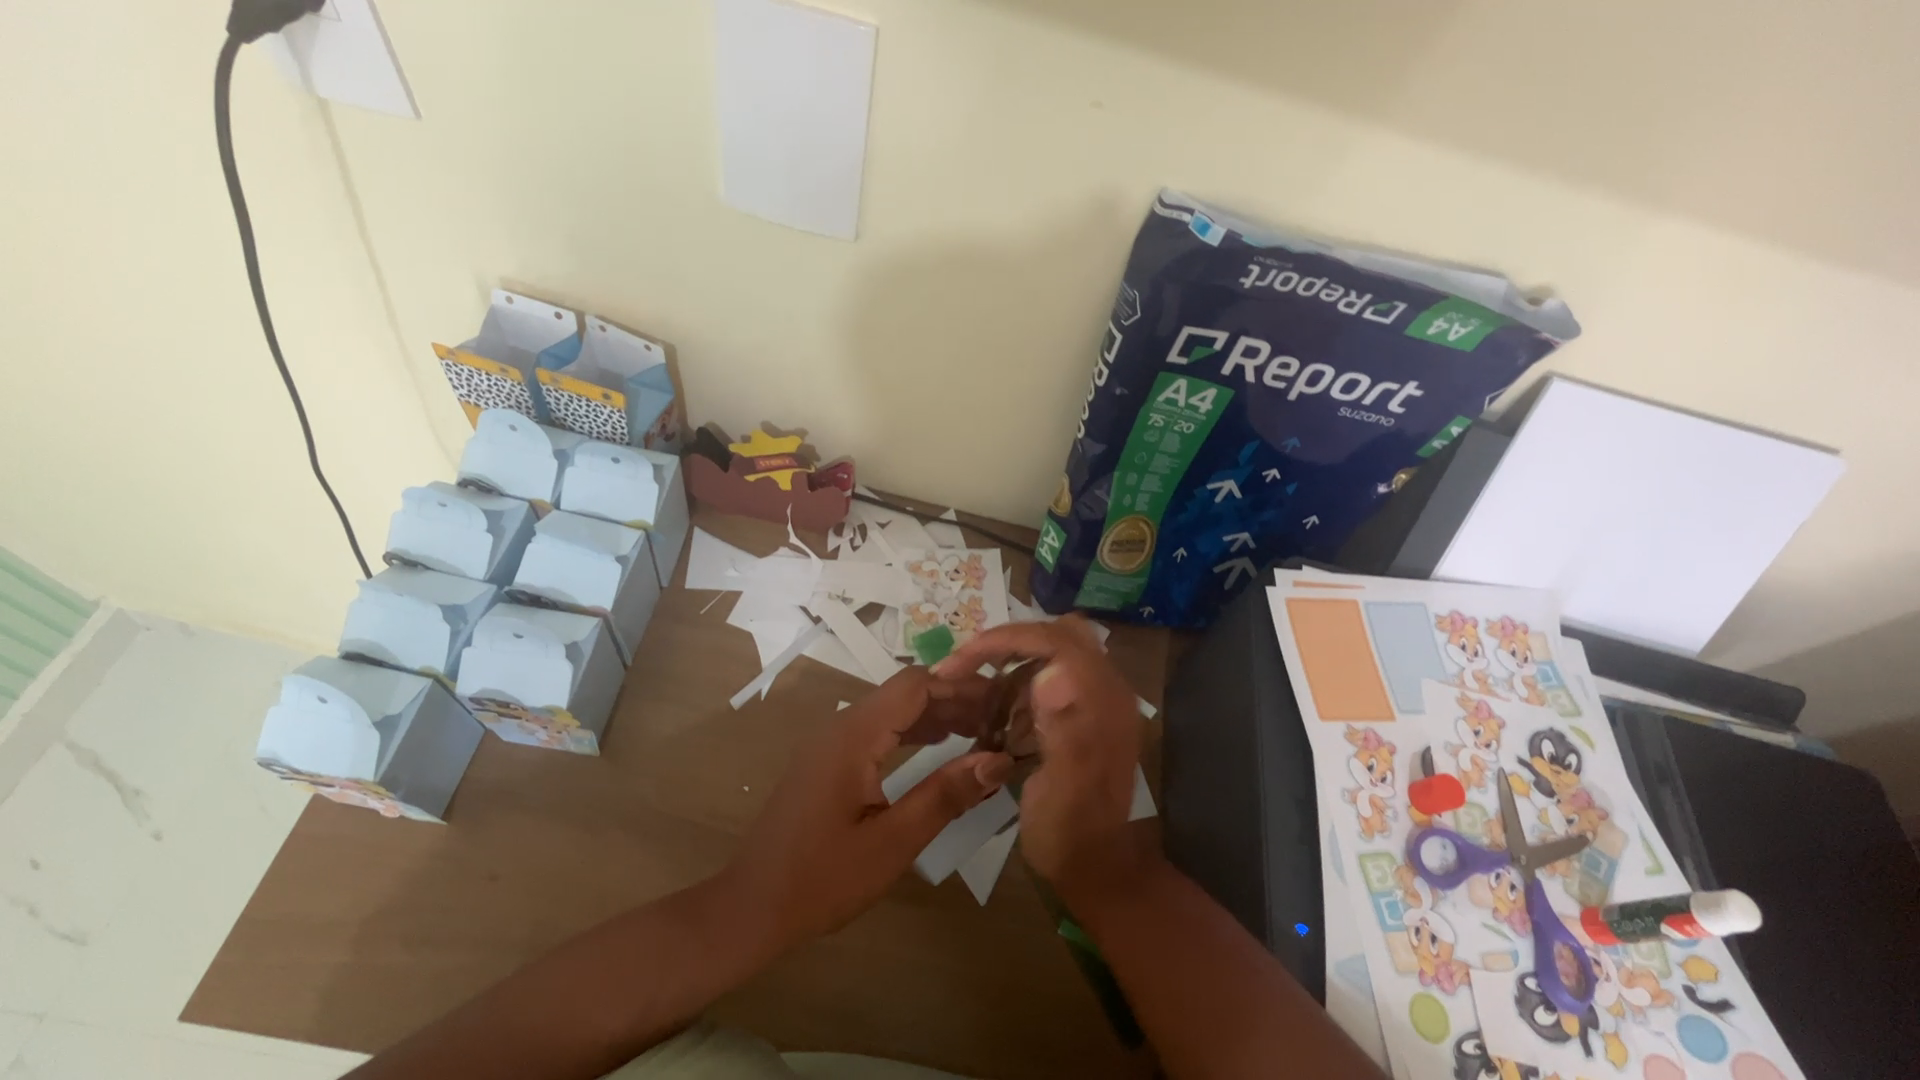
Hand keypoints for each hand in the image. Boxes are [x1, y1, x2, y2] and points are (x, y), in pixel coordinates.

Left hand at [721, 668, 1011, 951]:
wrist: (752, 908)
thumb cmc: (822, 879)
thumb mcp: (892, 842)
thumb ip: (945, 795)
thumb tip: (999, 760)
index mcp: (853, 737)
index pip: (915, 686)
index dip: (962, 687)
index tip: (1004, 701)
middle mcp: (840, 728)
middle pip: (904, 693)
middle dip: (954, 699)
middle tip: (1002, 719)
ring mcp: (830, 745)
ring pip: (891, 711)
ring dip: (935, 715)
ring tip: (982, 730)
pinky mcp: (827, 764)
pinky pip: (876, 732)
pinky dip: (912, 733)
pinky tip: (940, 747)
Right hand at [933, 617, 1153, 905]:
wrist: (1097, 869)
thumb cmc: (1073, 834)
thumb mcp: (1065, 790)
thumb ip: (1066, 730)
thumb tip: (1052, 672)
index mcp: (1103, 701)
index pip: (1055, 639)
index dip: (1004, 640)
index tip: (960, 662)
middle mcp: (1105, 690)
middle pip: (1054, 634)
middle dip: (1005, 642)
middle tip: (963, 666)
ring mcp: (1095, 700)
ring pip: (1052, 650)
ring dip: (1010, 658)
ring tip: (972, 683)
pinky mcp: (1082, 713)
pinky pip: (1048, 674)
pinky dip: (1018, 679)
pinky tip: (995, 709)